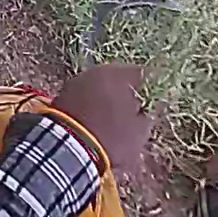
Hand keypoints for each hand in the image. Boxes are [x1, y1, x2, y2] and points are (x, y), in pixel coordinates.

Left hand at [51, 64, 152, 179]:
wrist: (70, 145)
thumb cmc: (112, 137)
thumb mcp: (140, 131)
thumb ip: (148, 114)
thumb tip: (149, 108)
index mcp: (117, 75)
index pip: (140, 73)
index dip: (149, 86)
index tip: (154, 98)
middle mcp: (96, 72)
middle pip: (117, 76)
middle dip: (127, 90)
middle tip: (136, 108)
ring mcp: (77, 80)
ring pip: (99, 84)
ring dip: (108, 95)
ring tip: (116, 115)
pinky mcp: (64, 93)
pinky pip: (85, 93)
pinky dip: (93, 101)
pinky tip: (98, 117)